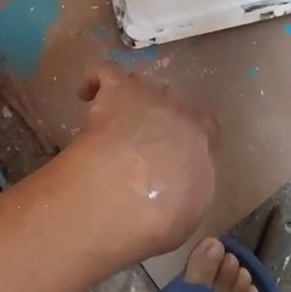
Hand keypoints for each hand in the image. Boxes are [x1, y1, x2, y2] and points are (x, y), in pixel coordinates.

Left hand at [69, 66, 217, 260]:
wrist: (127, 196)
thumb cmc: (159, 218)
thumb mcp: (188, 210)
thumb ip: (187, 186)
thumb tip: (174, 182)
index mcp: (203, 144)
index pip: (204, 128)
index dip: (185, 133)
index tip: (171, 147)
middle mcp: (180, 113)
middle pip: (171, 103)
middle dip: (157, 115)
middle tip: (138, 136)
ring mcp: (149, 96)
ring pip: (141, 86)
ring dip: (130, 99)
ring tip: (112, 118)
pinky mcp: (118, 88)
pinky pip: (108, 72)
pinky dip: (96, 81)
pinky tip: (86, 94)